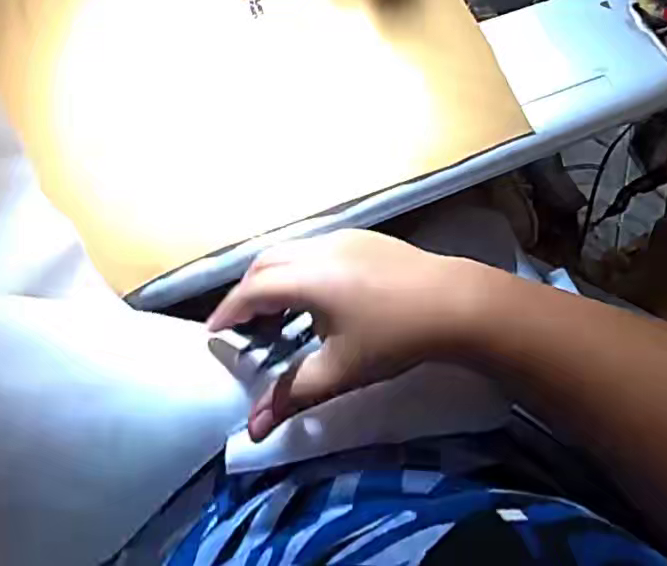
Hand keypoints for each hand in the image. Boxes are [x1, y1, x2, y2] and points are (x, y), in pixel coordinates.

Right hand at [207, 230, 507, 440]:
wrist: (452, 301)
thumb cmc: (393, 336)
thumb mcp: (340, 370)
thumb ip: (293, 395)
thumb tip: (254, 430)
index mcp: (308, 277)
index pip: (253, 289)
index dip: (229, 311)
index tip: (215, 333)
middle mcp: (320, 247)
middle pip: (267, 261)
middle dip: (247, 290)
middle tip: (242, 325)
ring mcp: (343, 237)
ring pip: (292, 250)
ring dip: (274, 276)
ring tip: (276, 312)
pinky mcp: (363, 236)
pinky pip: (315, 246)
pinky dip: (298, 267)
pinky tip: (315, 296)